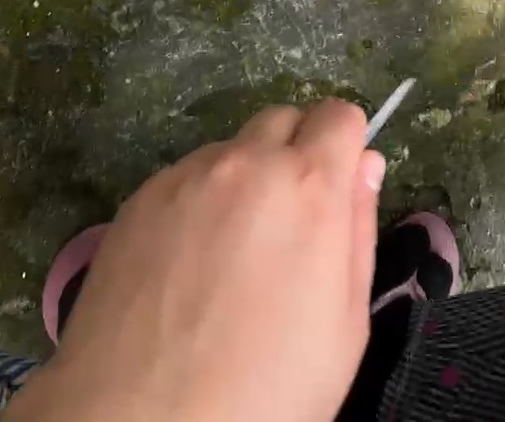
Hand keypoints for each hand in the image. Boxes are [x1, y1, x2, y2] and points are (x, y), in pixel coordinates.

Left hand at [3, 100, 386, 421]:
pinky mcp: (140, 196)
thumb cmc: (267, 388)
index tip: (338, 183)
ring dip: (244, 178)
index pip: (339, 114)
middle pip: (283, 119)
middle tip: (289, 221)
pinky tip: (186, 262)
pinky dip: (198, 200)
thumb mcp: (345, 323)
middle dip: (296, 152)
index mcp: (308, 185)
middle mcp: (246, 162)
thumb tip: (364, 164)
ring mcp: (186, 175)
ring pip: (231, 150)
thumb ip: (358, 227)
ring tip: (229, 253)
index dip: (345, 144)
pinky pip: (185, 177)